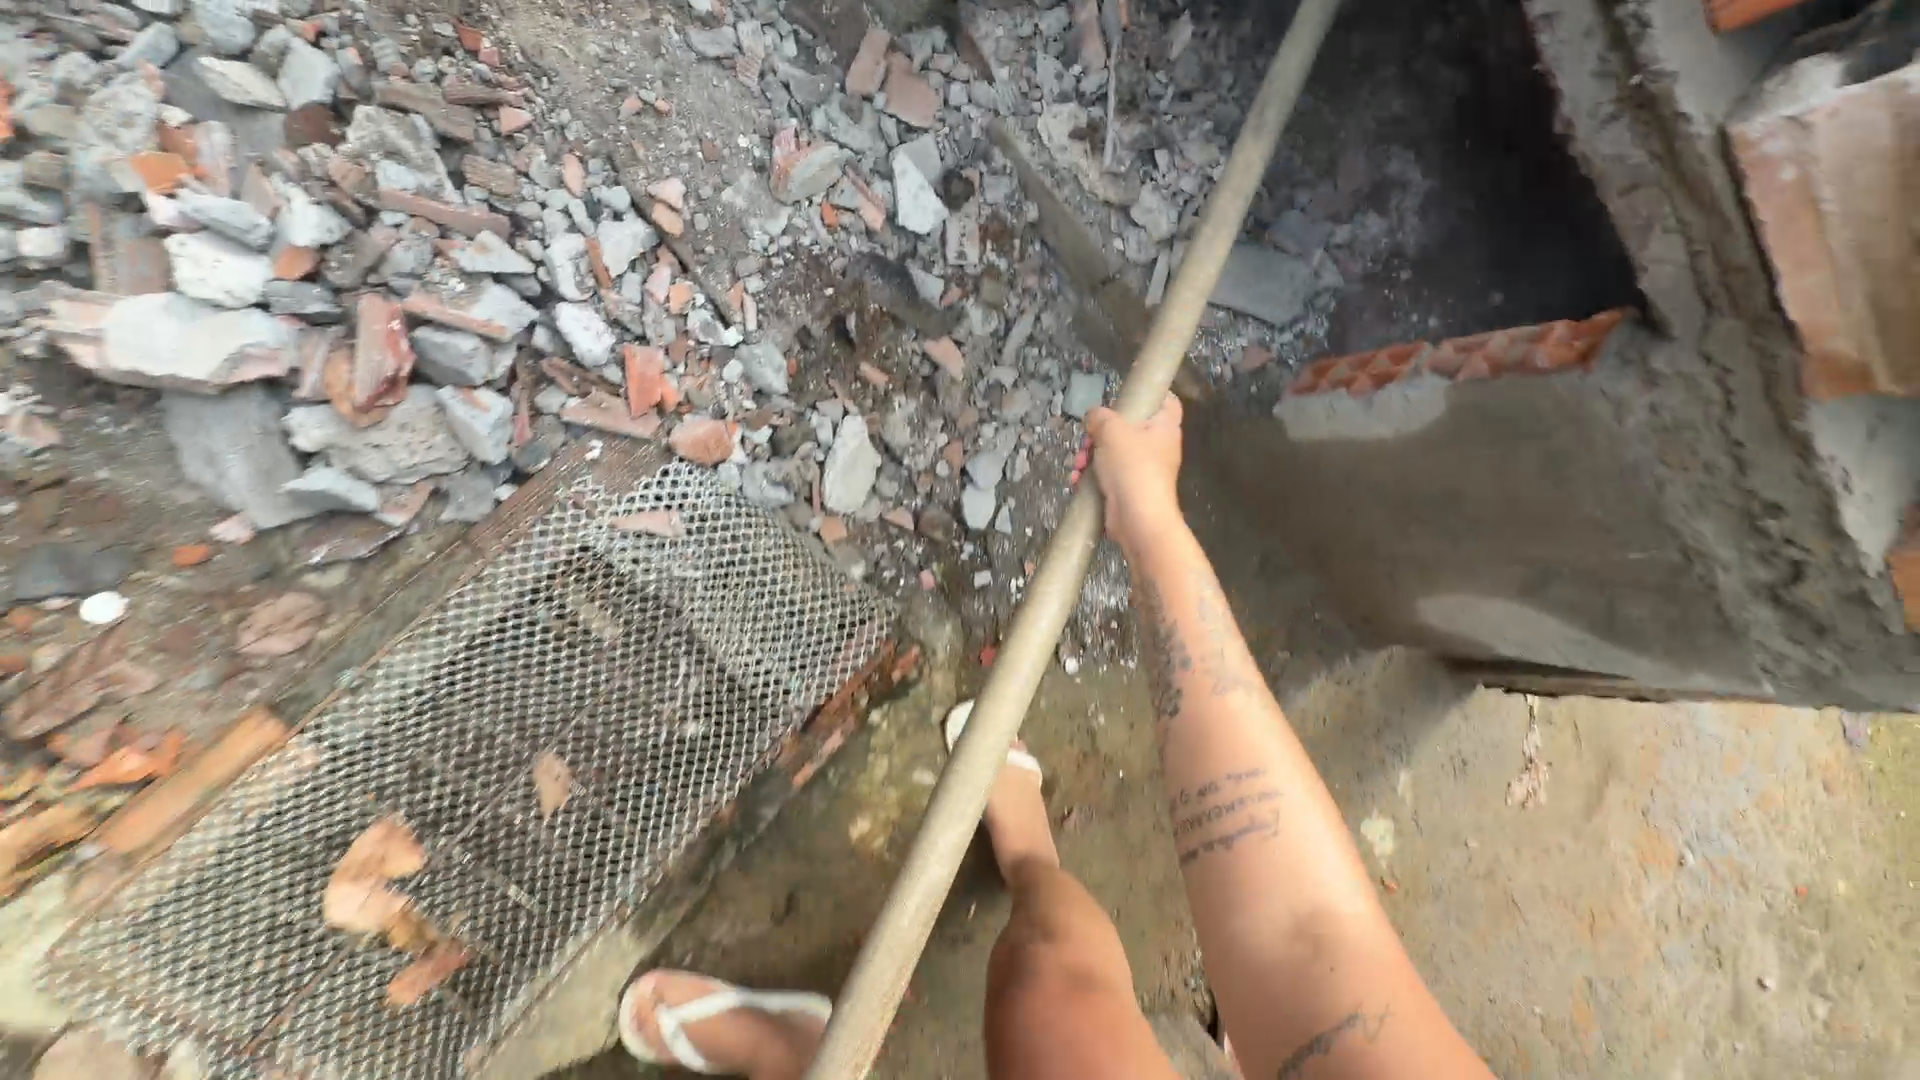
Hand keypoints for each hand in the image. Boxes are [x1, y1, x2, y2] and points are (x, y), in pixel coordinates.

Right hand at [1083, 394, 1182, 550]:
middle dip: (1099, 434)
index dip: (1149, 394)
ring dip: (1089, 456)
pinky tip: (1078, 481)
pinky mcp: (1128, 489)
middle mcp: (1157, 446)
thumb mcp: (1112, 430)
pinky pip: (1107, 475)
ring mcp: (1143, 469)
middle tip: (1088, 441)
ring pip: (1111, 452)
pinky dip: (1091, 476)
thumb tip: (1093, 417)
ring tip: (1080, 465)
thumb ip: (1099, 416)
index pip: (1166, 400)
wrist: (1137, 518)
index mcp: (1164, 426)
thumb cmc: (1132, 467)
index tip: (1126, 397)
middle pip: (1127, 427)